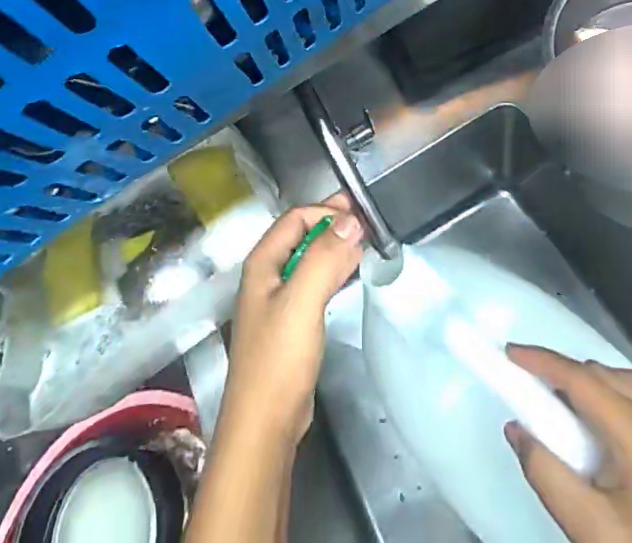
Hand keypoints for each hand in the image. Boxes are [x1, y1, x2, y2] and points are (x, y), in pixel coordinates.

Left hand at [219, 197, 363, 445]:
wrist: (265, 421)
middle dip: (332, 223)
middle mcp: (267, 274)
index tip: (361, 212)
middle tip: (368, 219)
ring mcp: (277, 299)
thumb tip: (350, 220)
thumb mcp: (302, 301)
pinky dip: (332, 271)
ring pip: (308, 258)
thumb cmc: (279, 357)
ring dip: (334, 246)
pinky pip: (313, 282)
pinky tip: (350, 275)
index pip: (295, 218)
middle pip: (300, 235)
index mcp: (262, 262)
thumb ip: (324, 258)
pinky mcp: (290, 322)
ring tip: (365, 242)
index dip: (326, 210)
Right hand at [504, 345, 631, 542]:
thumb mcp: (585, 525)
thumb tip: (517, 429)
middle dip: (564, 371)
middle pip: (608, 377)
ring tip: (558, 401)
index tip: (509, 353)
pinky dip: (610, 398)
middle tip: (529, 384)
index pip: (585, 382)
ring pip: (628, 387)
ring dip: (589, 383)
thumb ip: (544, 471)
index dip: (543, 362)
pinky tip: (593, 425)